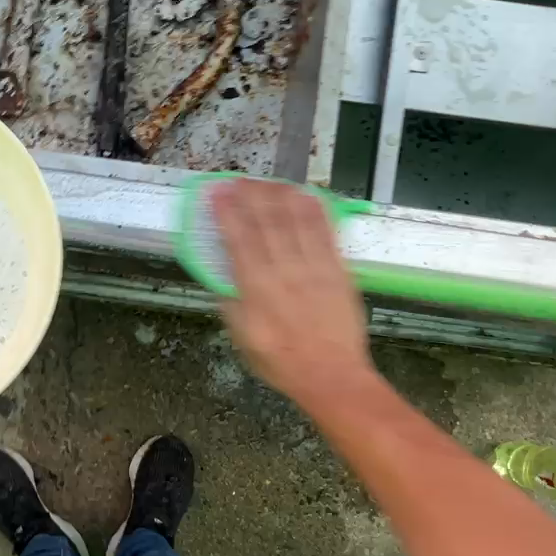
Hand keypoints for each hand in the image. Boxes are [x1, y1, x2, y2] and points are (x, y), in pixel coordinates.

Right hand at [212, 179, 374, 405]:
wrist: (331, 375)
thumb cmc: (280, 362)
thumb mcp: (242, 338)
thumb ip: (231, 304)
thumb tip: (223, 279)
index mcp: (256, 287)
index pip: (238, 238)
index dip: (227, 211)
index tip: (217, 192)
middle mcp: (284, 270)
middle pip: (266, 220)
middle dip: (250, 195)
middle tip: (238, 180)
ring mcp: (315, 266)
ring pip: (296, 219)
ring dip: (280, 194)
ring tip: (267, 181)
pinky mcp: (339, 269)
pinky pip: (326, 231)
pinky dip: (314, 209)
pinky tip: (304, 195)